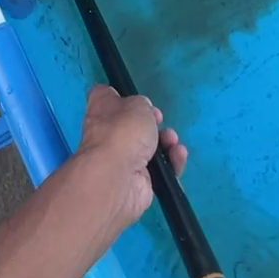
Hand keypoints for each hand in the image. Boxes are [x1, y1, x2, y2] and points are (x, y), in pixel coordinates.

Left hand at [66, 85, 187, 235]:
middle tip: (159, 120)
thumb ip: (142, 105)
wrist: (118, 177)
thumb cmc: (123, 130)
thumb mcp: (137, 104)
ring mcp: (123, 159)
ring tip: (172, 140)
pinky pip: (160, 169)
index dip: (124, 96)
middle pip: (133, 124)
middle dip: (152, 122)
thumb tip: (142, 113)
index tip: (140, 100)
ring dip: (166, 142)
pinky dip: (172, 162)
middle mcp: (108, 133)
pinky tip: (178, 156)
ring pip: (149, 147)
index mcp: (100, 109)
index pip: (107, 97)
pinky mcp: (138, 180)